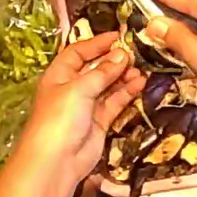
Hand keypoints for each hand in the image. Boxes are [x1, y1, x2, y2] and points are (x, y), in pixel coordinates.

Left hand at [14, 31, 144, 189]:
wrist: (56, 161)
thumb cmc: (60, 117)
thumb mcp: (79, 88)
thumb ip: (103, 71)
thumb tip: (123, 54)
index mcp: (59, 75)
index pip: (78, 52)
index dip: (97, 43)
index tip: (119, 35)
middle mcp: (72, 88)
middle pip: (95, 68)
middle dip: (113, 60)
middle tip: (135, 53)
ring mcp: (86, 105)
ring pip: (108, 85)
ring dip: (123, 76)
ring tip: (140, 68)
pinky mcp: (99, 121)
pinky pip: (115, 102)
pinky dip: (127, 93)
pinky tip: (140, 83)